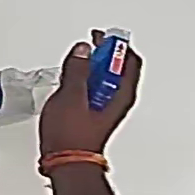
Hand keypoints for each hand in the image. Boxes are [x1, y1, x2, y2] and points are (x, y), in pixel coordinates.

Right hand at [39, 30, 142, 156]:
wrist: (66, 159)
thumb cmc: (71, 134)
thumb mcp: (71, 96)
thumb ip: (77, 70)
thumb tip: (82, 50)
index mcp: (119, 94)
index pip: (127, 61)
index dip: (116, 44)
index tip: (102, 35)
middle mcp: (117, 100)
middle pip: (119, 68)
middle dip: (108, 52)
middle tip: (95, 41)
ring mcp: (106, 107)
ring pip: (108, 78)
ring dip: (97, 64)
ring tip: (83, 55)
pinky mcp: (94, 113)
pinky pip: (96, 88)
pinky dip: (88, 76)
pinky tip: (76, 76)